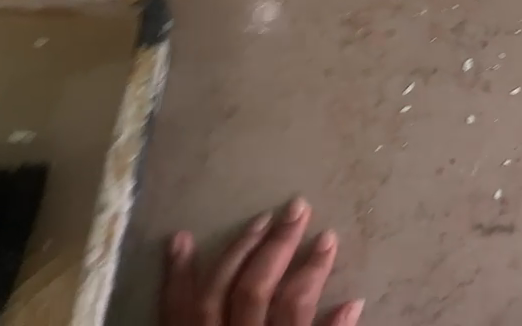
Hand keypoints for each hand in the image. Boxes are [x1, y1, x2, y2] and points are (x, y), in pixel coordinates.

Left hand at [162, 198, 363, 325]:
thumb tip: (351, 305)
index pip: (293, 306)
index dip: (312, 270)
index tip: (328, 237)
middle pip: (253, 290)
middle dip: (277, 245)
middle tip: (297, 207)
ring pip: (212, 294)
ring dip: (237, 250)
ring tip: (260, 218)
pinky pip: (170, 314)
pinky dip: (175, 277)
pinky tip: (180, 240)